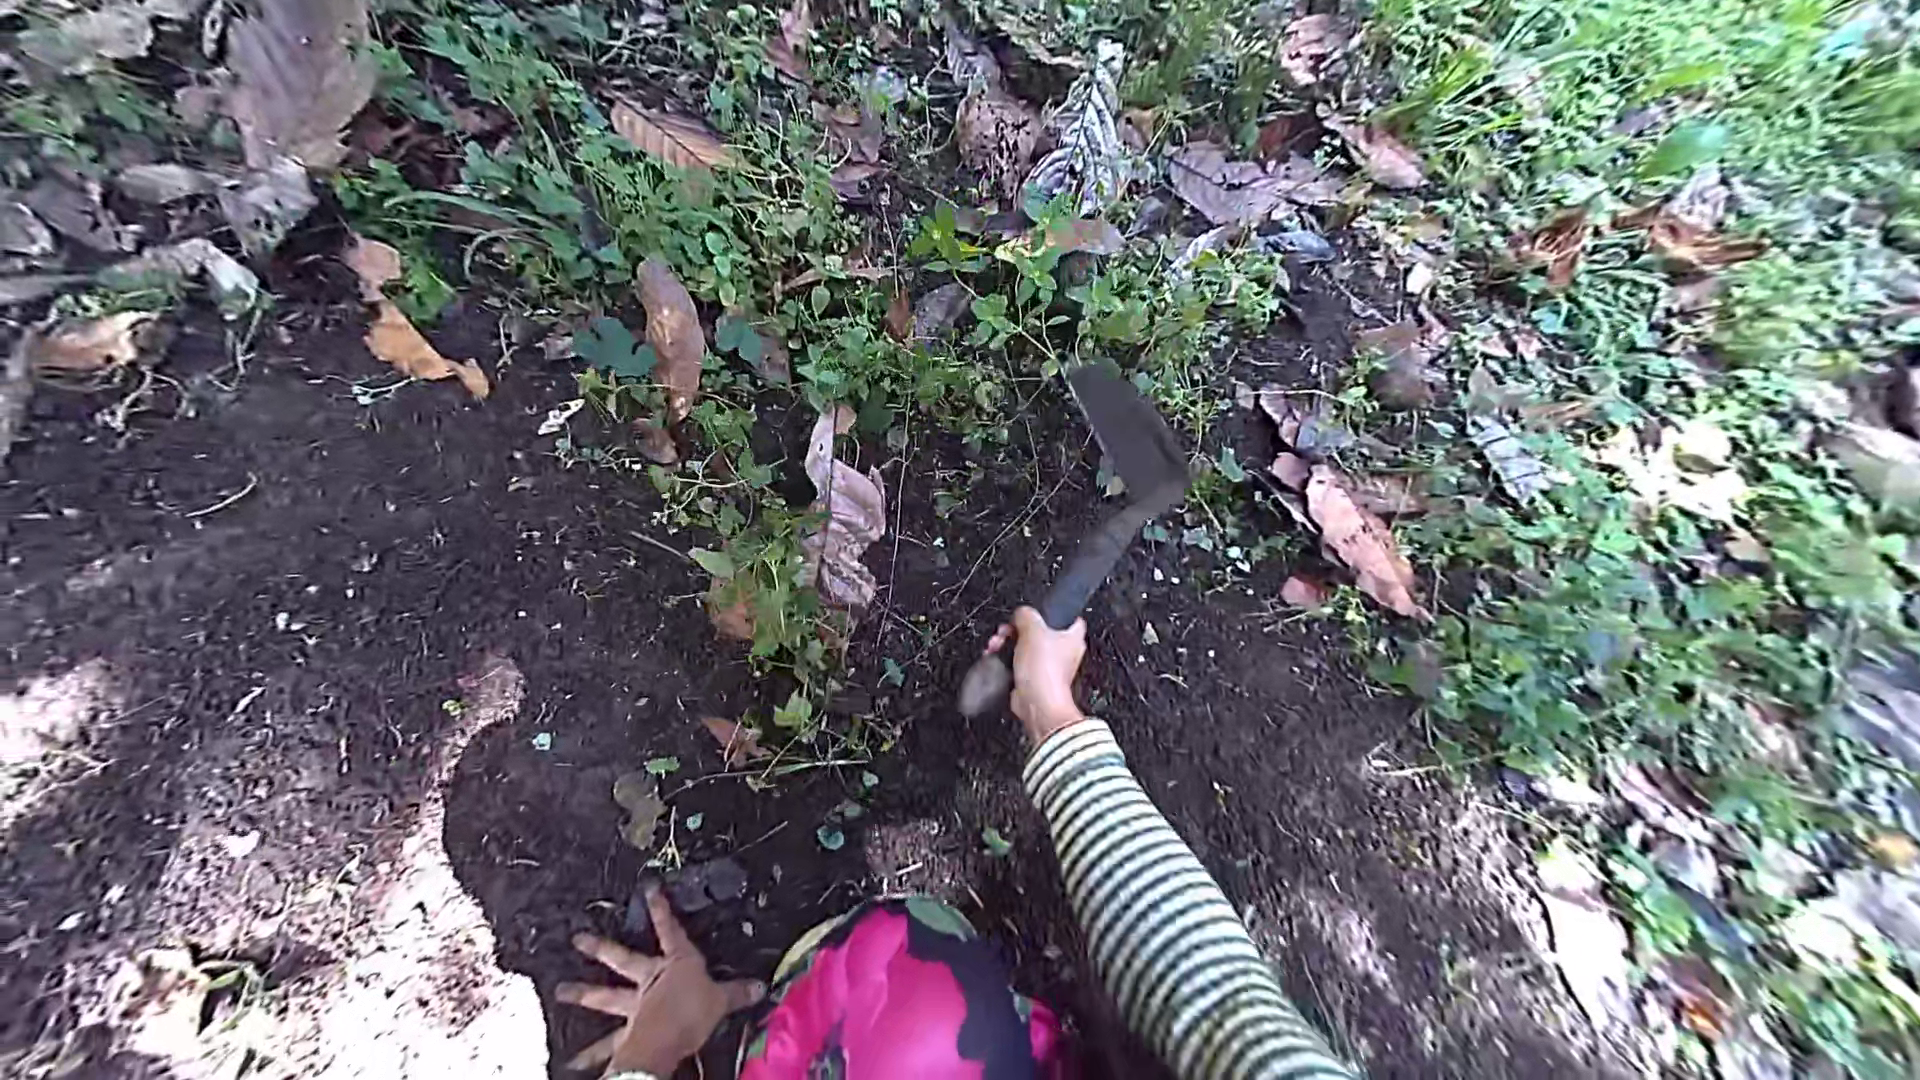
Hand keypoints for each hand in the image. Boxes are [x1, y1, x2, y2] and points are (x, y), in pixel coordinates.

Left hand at [555, 886, 765, 1076]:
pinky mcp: (625, 1037)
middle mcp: (651, 979)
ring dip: (583, 993)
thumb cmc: (693, 1012)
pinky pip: (606, 1045)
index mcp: (676, 962)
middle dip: (601, 948)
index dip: (661, 908)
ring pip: (605, 996)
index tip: (649, 888)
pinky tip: (571, 1062)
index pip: (669, 928)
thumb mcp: (722, 1000)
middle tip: (577, 938)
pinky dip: (590, 1055)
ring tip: (560, 990)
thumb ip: (738, 992)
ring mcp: (634, 1007)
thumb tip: (762, 987)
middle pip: (624, 959)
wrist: (664, 1046)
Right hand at [985, 606, 1087, 743]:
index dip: (1050, 611)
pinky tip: (995, 656)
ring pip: (1025, 646)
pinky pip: (1018, 663)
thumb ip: (1026, 614)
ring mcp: (1048, 667)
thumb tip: (1021, 614)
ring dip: (1007, 643)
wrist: (1037, 703)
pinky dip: (1006, 659)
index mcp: (1072, 637)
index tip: (1034, 612)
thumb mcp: (1032, 629)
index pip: (1067, 616)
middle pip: (1038, 631)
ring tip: (997, 644)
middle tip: (1007, 630)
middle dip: (1017, 629)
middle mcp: (1063, 652)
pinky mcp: (1034, 679)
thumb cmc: (1045, 671)